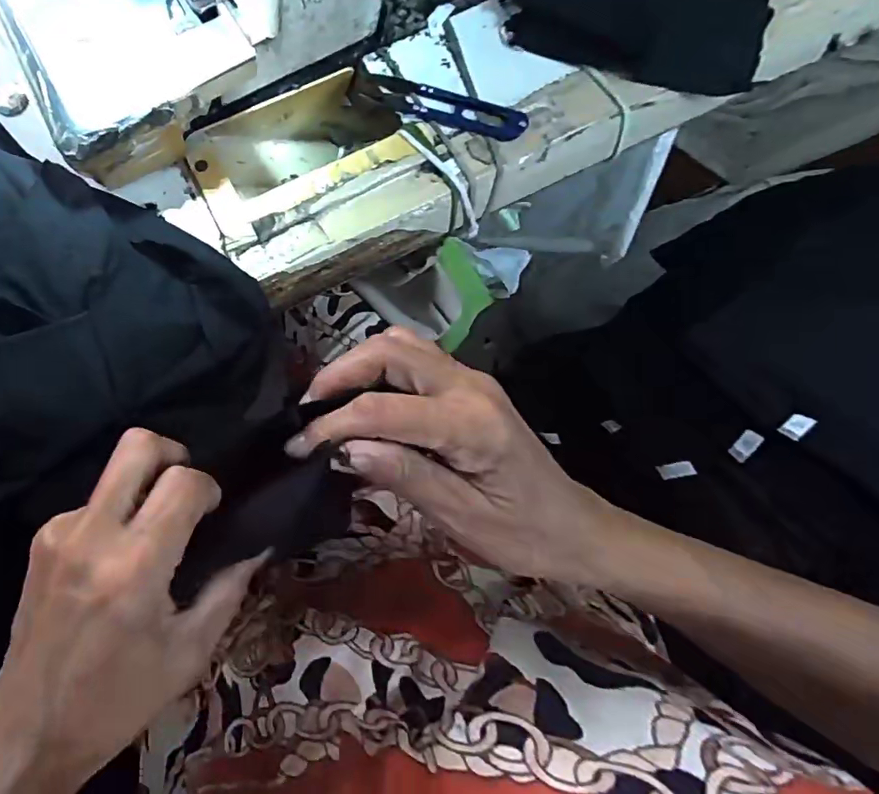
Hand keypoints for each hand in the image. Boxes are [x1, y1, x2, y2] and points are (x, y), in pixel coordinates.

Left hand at [0, 428, 266, 793]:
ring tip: (146, 538)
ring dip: (138, 492)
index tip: (212, 507)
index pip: (181, 483)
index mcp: (136, 567)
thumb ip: (225, 591)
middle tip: (183, 485)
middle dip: (171, 451)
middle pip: (136, 444)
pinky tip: (110, 563)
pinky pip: (90, 506)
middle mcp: (94, 533)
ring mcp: (61, 529)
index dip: (207, 485)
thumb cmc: (119, 698)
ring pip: (112, 474)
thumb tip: (253, 547)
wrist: (33, 719)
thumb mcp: (186, 655)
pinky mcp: (41, 535)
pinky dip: (110, 520)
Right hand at [285, 328, 630, 585]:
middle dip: (338, 374)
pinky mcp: (463, 381)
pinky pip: (409, 353)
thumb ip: (404, 476)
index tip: (298, 446)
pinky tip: (361, 395)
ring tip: (329, 400)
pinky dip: (375, 365)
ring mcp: (468, 377)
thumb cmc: (524, 535)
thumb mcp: (463, 519)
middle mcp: (468, 386)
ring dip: (355, 363)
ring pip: (397, 342)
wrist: (581, 529)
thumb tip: (344, 449)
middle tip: (308, 410)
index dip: (332, 425)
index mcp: (470, 425)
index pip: (381, 410)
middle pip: (387, 350)